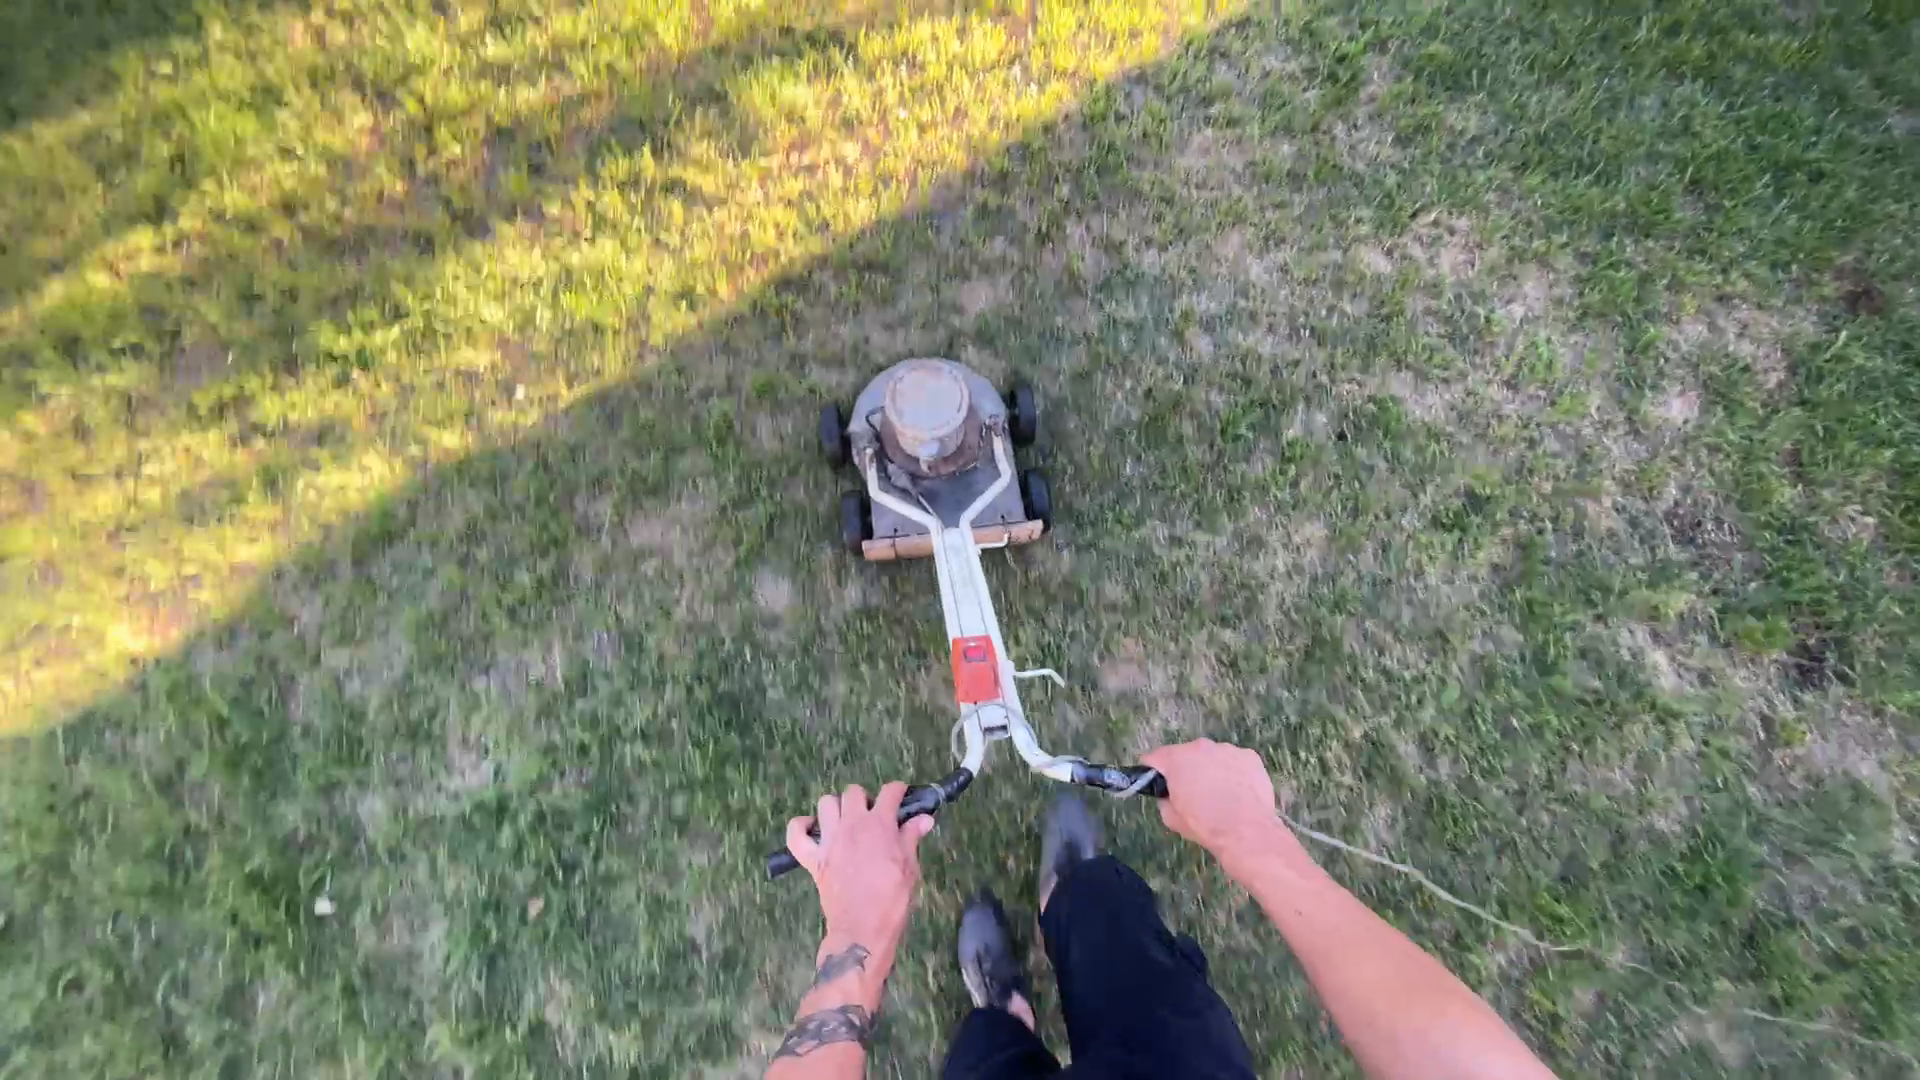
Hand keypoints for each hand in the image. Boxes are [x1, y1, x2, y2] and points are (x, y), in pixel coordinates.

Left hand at [785, 782, 935, 956]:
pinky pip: (795, 834)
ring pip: (825, 803)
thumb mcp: (910, 867)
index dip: (898, 790)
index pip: (889, 791)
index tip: (901, 796)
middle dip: (864, 799)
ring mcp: (829, 840)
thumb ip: (912, 837)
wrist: (863, 930)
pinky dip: (800, 828)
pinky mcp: (812, 859)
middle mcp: (852, 824)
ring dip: (836, 808)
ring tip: (845, 822)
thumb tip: (924, 818)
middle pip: (853, 792)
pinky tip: (811, 830)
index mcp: (879, 824)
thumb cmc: (892, 899)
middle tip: (872, 817)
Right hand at [1140, 739, 1293, 870]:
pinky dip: (1233, 772)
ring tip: (1220, 794)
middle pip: (1184, 754)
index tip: (1158, 784)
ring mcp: (1227, 749)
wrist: (1247, 833)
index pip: (1154, 757)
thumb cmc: (1205, 825)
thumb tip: (1169, 794)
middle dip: (1185, 770)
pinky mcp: (1249, 756)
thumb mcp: (1171, 818)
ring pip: (1211, 756)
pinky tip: (1238, 791)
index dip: (1152, 771)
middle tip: (1193, 793)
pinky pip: (1234, 760)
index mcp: (1176, 759)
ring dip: (1210, 769)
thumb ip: (1164, 798)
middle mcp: (1200, 746)